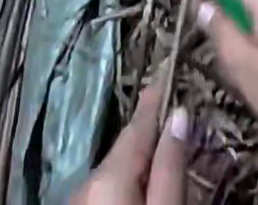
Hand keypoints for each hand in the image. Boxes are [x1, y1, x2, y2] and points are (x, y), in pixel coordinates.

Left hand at [69, 83, 190, 204]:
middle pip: (127, 145)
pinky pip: (107, 186)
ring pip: (117, 167)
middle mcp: (86, 179)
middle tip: (176, 108)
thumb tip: (179, 114)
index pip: (138, 123)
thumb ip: (170, 168)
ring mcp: (78, 197)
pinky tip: (143, 182)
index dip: (156, 95)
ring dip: (140, 155)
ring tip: (165, 145)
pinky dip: (127, 177)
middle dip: (151, 128)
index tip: (169, 65)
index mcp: (107, 175)